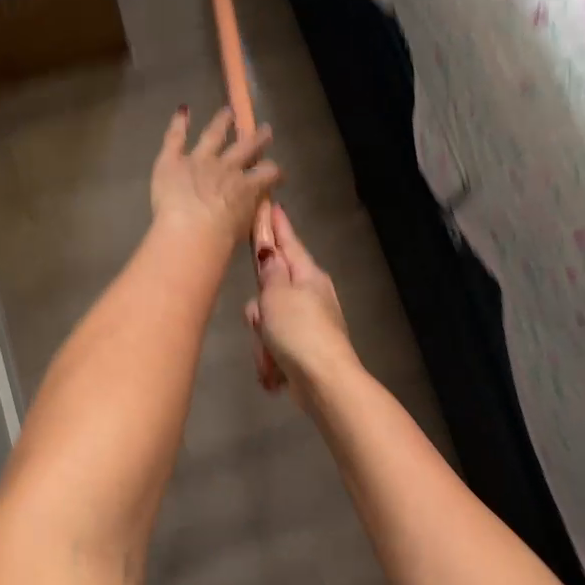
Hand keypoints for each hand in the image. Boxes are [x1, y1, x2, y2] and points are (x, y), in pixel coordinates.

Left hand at [151, 107, 280, 249]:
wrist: (192, 230)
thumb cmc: (220, 240)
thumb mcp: (245, 229)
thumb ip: (249, 213)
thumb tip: (251, 209)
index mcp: (247, 186)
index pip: (268, 174)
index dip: (274, 172)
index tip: (278, 172)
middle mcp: (227, 168)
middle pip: (246, 148)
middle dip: (257, 139)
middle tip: (265, 130)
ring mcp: (199, 160)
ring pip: (213, 136)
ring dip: (221, 123)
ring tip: (227, 112)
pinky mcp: (172, 161)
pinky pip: (175, 138)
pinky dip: (178, 124)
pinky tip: (182, 111)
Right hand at [245, 205, 354, 403]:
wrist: (324, 382)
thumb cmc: (299, 332)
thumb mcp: (277, 296)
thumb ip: (270, 272)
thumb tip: (270, 252)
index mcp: (308, 275)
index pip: (287, 241)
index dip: (276, 223)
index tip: (270, 202)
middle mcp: (310, 294)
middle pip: (271, 288)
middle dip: (260, 309)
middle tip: (261, 322)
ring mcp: (309, 322)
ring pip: (269, 321)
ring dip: (263, 341)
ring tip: (271, 357)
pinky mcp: (304, 348)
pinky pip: (275, 346)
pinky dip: (271, 360)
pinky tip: (275, 374)